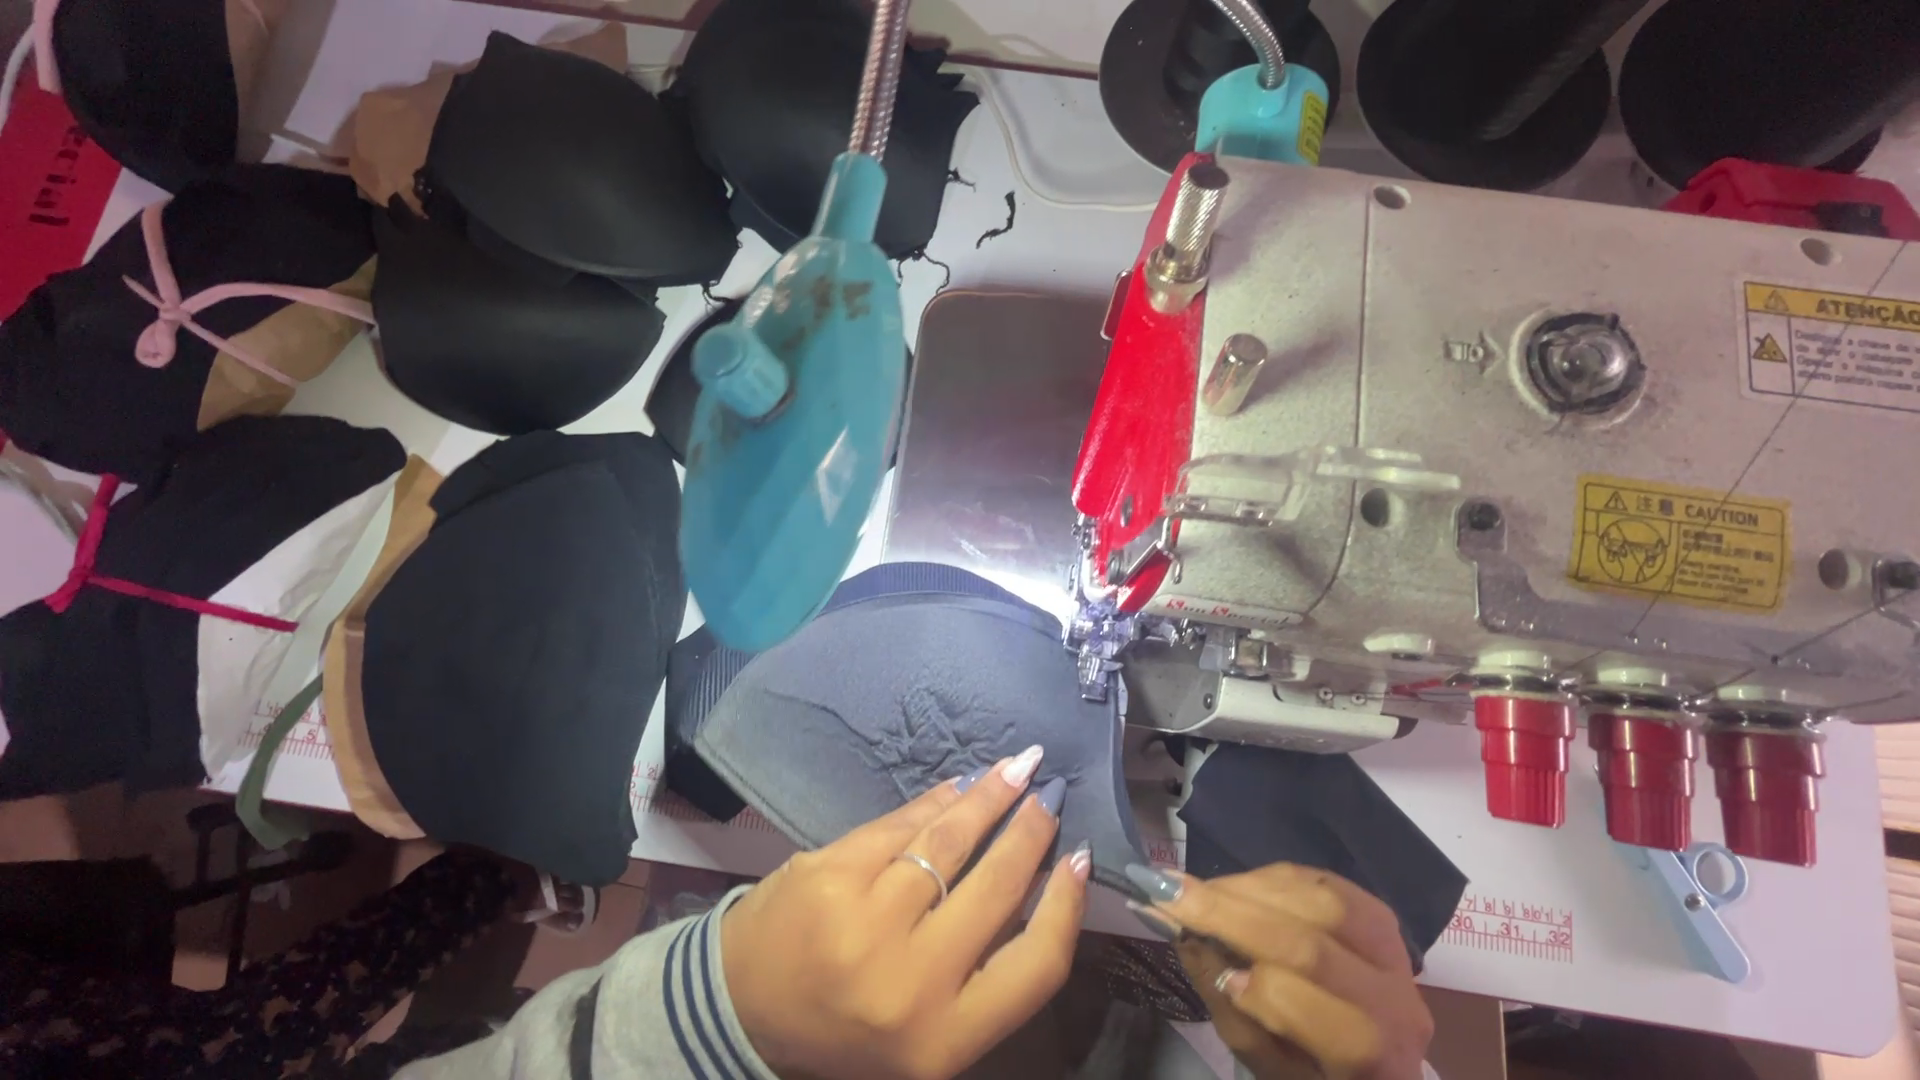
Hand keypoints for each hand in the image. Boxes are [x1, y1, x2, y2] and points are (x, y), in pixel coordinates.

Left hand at [721, 746, 1091, 1079]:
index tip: (1080, 858)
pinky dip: (937, 799)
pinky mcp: (832, 871)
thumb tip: (1038, 880)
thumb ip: (982, 974)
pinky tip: (961, 783)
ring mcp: (865, 919)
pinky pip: (901, 824)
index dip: (1066, 907)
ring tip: (1018, 767)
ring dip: (990, 798)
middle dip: (1029, 831)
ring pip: (949, 843)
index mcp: (942, 1038)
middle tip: (1050, 792)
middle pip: (995, 888)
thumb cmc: (845, 1028)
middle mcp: (910, 981)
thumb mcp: (926, 1032)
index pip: (1035, 966)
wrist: (740, 1007)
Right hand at [1129, 864, 1431, 1079]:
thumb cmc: (1309, 1072)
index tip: (1196, 954)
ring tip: (1197, 888)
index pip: (1326, 1021)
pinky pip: (1323, 882)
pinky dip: (1270, 878)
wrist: (1368, 1057)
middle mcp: (1400, 1007)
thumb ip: (1230, 1007)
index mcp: (1377, 1066)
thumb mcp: (1267, 1068)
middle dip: (1231, 913)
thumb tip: (1187, 936)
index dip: (1263, 989)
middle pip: (1313, 948)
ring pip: (1320, 903)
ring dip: (1247, 888)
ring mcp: (1397, 955)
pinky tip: (1234, 886)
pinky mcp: (1380, 915)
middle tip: (1169, 891)